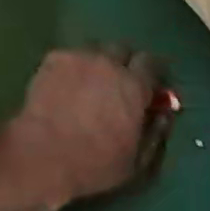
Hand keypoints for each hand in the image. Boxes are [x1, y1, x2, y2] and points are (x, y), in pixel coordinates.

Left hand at [0, 48, 162, 210]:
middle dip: (124, 62)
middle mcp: (107, 62)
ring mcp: (77, 55)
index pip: (150, 62)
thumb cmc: (97, 162)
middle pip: (121, 49)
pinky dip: (74, 67)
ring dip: (98, 62)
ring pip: (94, 50)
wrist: (45, 150)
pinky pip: (71, 56)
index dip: (152, 71)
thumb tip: (164, 111)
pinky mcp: (53, 56)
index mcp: (132, 85)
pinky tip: (67, 85)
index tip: (150, 83)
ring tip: (91, 84)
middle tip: (119, 84)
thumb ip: (155, 130)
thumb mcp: (138, 159)